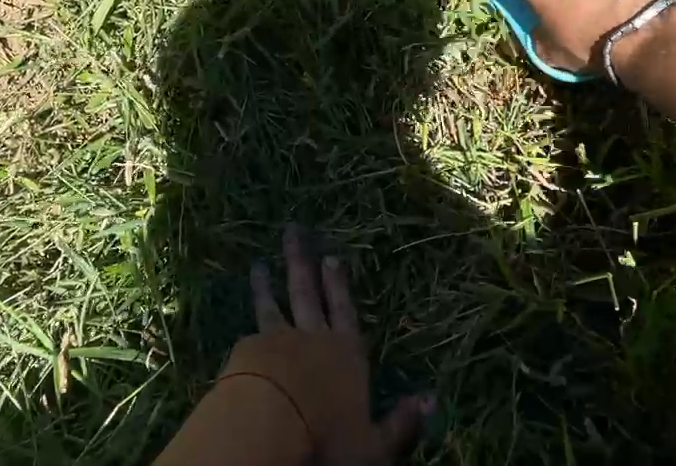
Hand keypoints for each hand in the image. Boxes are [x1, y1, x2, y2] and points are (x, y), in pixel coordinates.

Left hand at [220, 224, 433, 465]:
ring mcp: (275, 340)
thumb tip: (433, 401)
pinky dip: (248, 328)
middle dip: (301, 261)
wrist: (268, 430)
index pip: (344, 311)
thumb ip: (402, 424)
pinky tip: (243, 329)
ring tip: (259, 265)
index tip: (331, 257)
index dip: (338, 285)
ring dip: (266, 285)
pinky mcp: (246, 352)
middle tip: (293, 231)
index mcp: (346, 353)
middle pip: (306, 292)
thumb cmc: (327, 439)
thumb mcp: (375, 446)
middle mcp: (311, 338)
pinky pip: (249, 334)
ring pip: (272, 306)